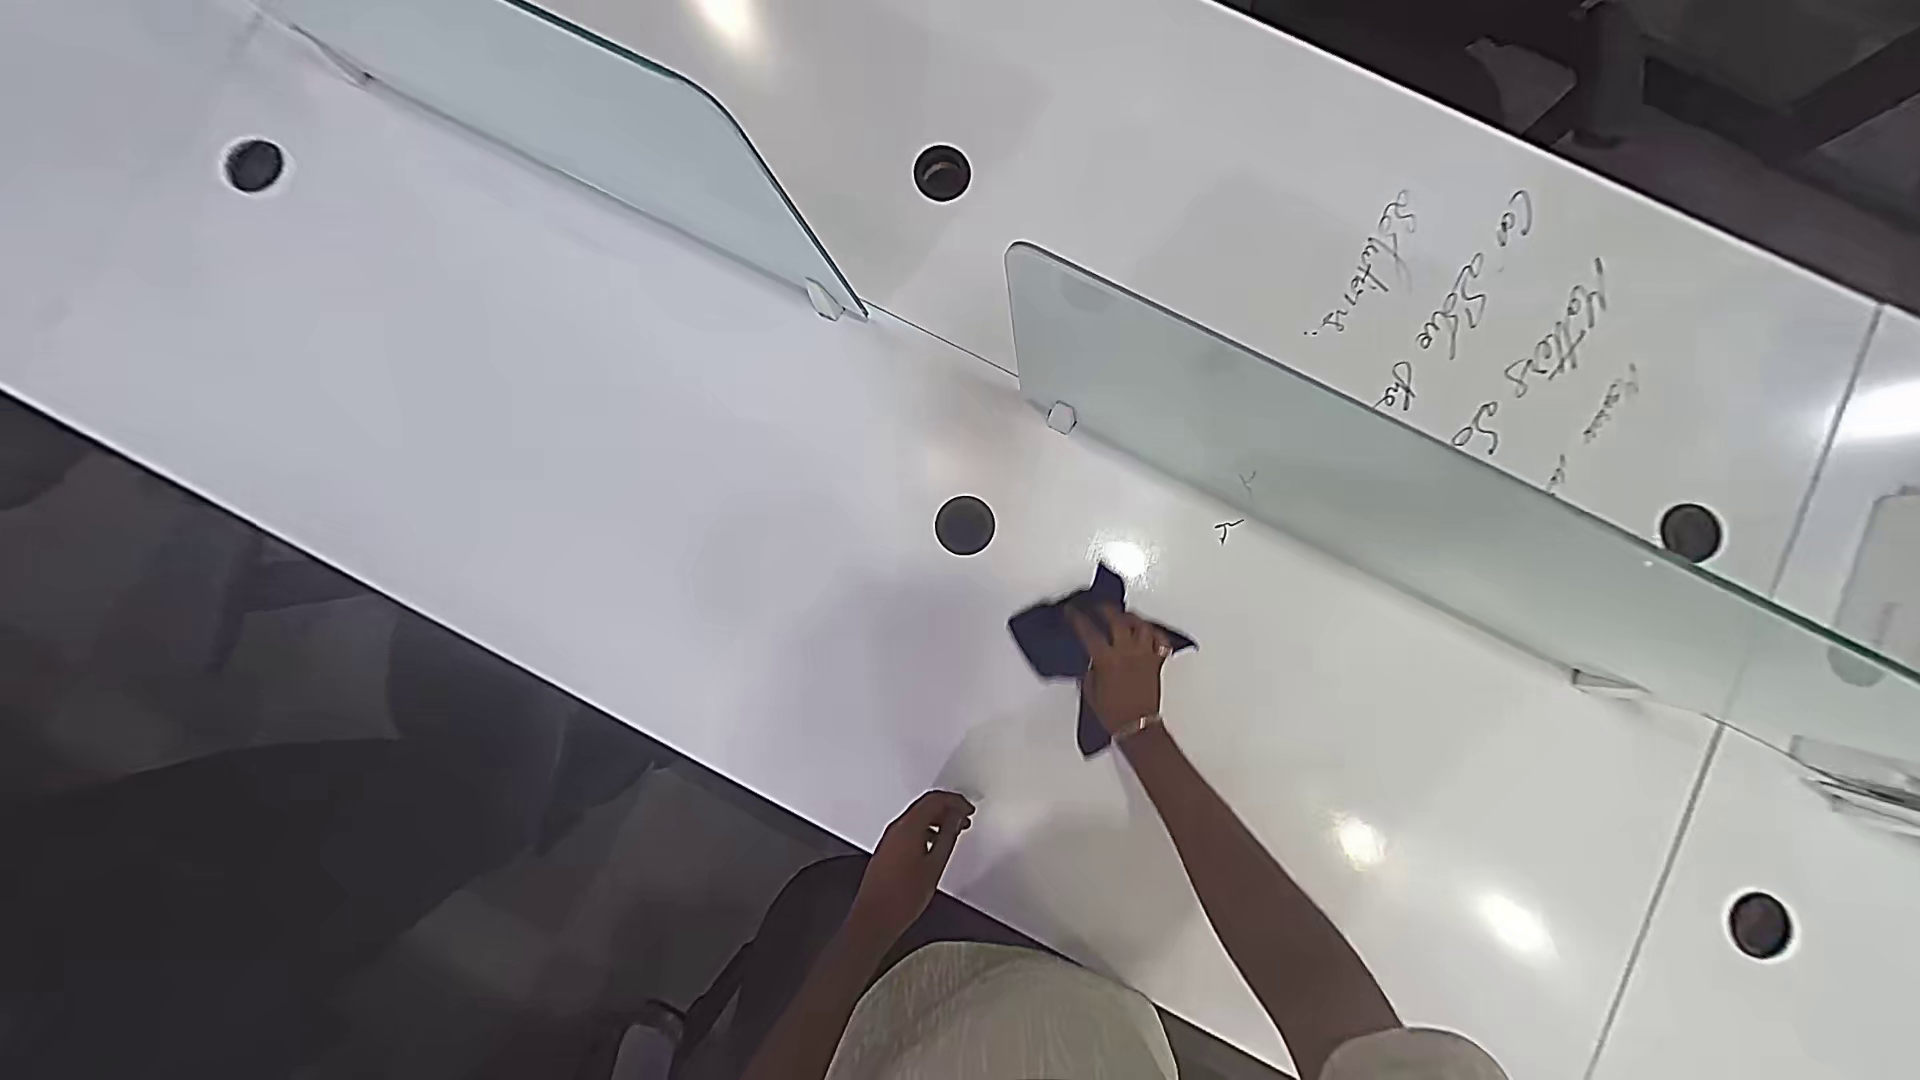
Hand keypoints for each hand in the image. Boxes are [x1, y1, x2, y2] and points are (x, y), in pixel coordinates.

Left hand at [847, 791, 975, 947]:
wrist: (874, 919)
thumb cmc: (902, 898)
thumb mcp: (934, 866)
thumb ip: (947, 837)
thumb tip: (955, 818)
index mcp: (908, 827)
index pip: (934, 799)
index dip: (954, 800)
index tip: (968, 807)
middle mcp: (896, 828)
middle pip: (925, 805)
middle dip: (947, 807)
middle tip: (964, 815)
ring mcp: (890, 838)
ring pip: (917, 816)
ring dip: (937, 818)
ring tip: (954, 829)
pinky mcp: (887, 848)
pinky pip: (910, 828)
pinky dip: (926, 829)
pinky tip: (936, 843)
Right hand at [1068, 604, 1170, 735]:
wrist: (1137, 726)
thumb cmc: (1112, 713)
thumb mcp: (1090, 689)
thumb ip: (1090, 669)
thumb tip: (1092, 658)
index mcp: (1107, 660)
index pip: (1089, 632)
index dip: (1078, 619)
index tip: (1072, 612)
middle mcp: (1127, 653)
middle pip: (1117, 620)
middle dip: (1106, 609)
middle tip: (1099, 607)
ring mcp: (1144, 656)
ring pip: (1141, 626)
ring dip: (1131, 617)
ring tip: (1124, 615)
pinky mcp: (1157, 662)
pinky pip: (1160, 641)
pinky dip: (1154, 633)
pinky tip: (1147, 632)